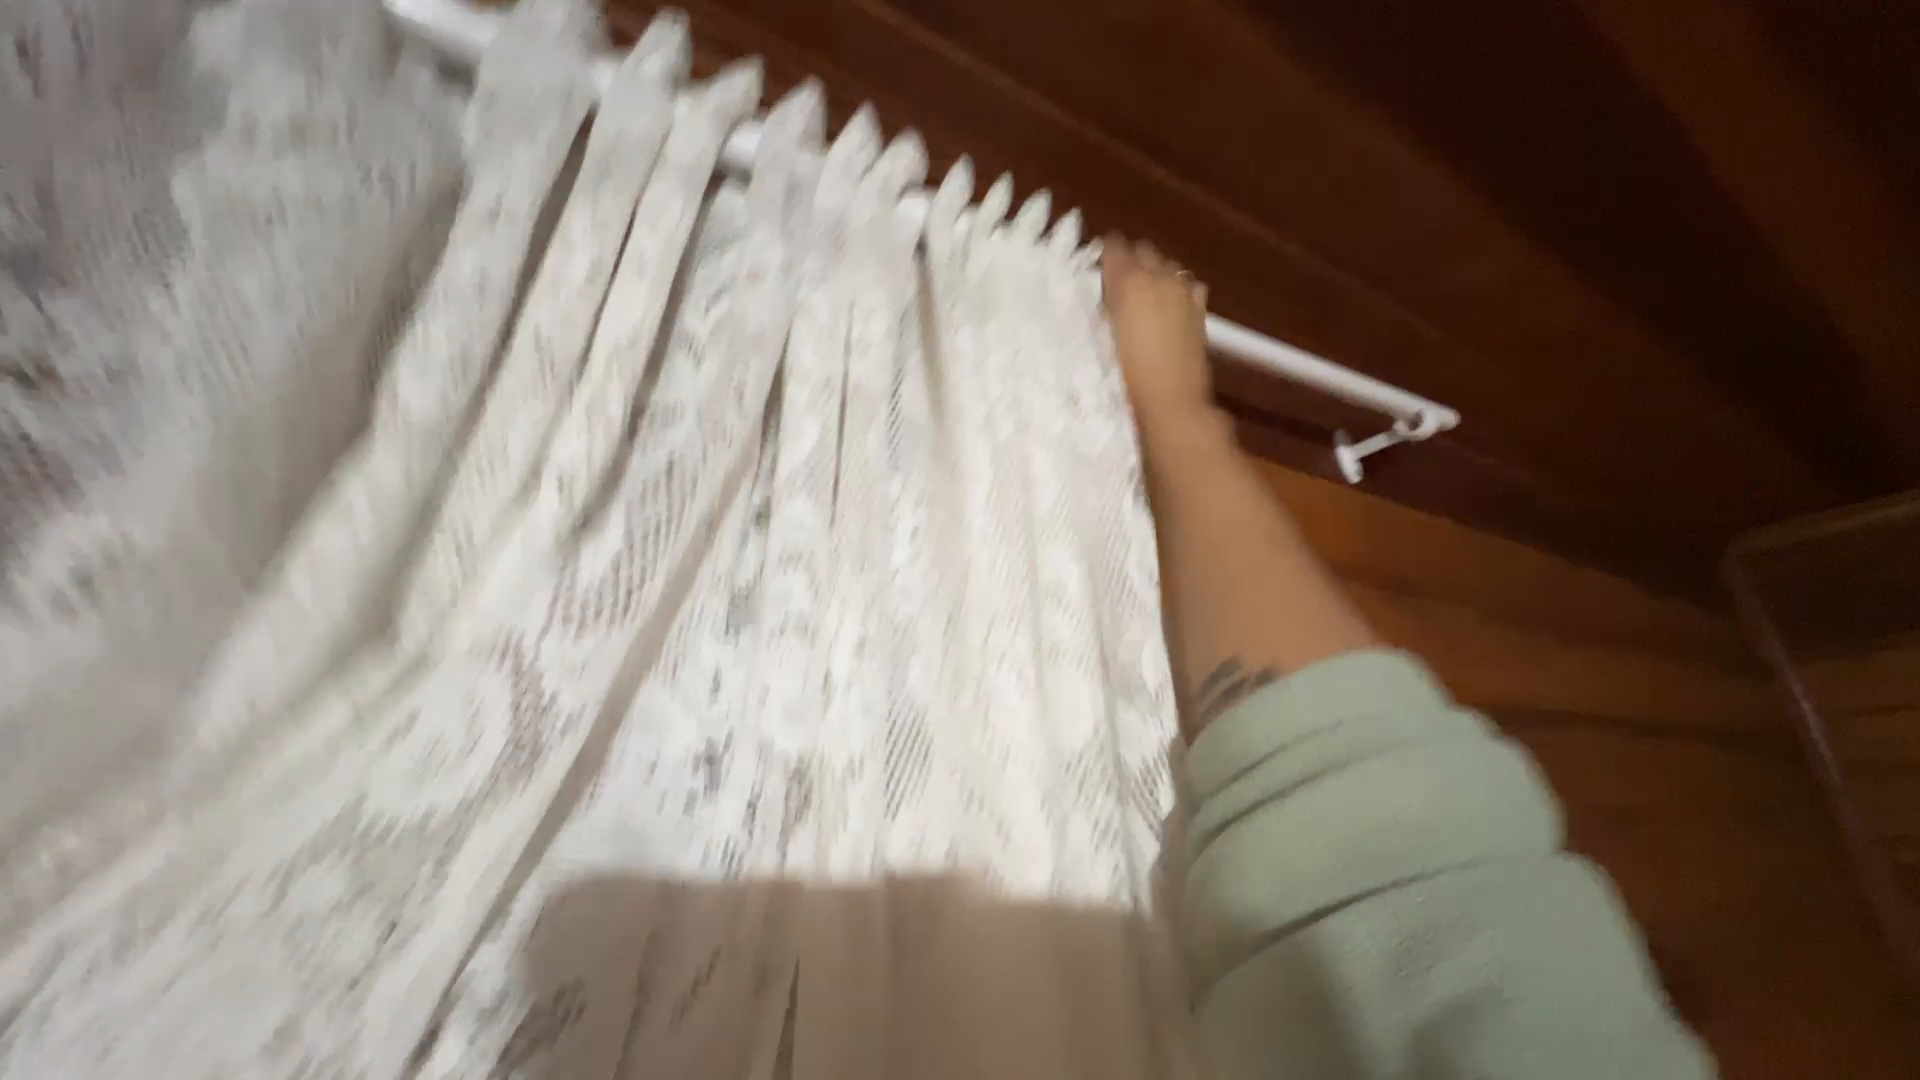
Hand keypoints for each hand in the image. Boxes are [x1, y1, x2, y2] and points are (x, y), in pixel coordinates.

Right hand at [1100, 234, 1215, 432]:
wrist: (1171, 400)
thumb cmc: (1126, 376)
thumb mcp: (1103, 337)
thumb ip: (1106, 305)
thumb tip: (1107, 291)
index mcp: (1128, 282)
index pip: (1114, 248)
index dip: (1107, 254)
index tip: (1100, 265)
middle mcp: (1157, 277)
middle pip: (1143, 250)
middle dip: (1132, 260)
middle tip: (1120, 282)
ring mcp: (1183, 290)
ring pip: (1167, 264)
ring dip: (1155, 272)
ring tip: (1146, 294)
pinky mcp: (1200, 306)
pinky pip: (1188, 283)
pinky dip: (1178, 288)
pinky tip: (1172, 305)